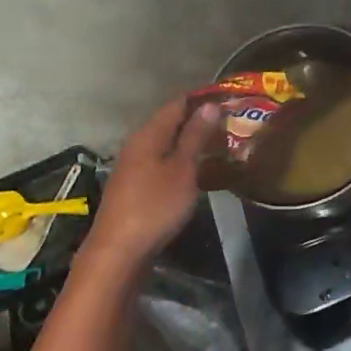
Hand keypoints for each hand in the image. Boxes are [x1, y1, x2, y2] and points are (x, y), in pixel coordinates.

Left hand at [81, 96, 224, 271]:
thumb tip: (210, 105)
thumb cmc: (154, 206)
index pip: (177, 104)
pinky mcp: (136, 187)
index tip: (229, 99)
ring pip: (167, 144)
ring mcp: (134, 167)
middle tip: (231, 123)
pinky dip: (182, 160)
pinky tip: (199, 169)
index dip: (202, 99)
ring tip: (221, 143)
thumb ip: (195, 136)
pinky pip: (163, 162)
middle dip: (199, 120)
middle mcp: (138, 145)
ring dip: (192, 141)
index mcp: (148, 134)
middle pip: (170, 123)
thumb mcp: (182, 169)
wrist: (119, 251)